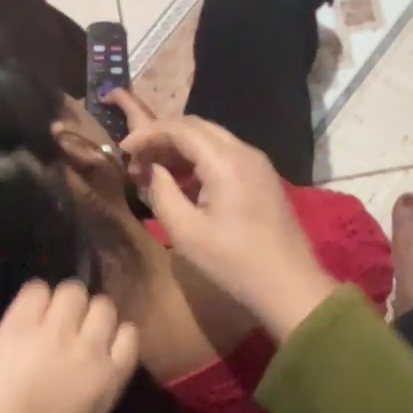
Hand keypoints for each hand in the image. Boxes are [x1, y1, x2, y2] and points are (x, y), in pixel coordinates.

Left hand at [0, 281, 138, 412]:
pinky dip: (33, 298)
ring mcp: (55, 332)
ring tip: (45, 317)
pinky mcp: (19, 324)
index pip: (128, 334)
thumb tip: (94, 364)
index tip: (96, 341)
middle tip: (67, 327)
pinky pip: (35, 289)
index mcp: (111, 379)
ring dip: (62, 301)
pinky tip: (24, 315)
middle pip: (103, 306)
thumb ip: (100, 386)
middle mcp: (90, 348)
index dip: (111, 333)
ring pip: (72, 290)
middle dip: (88, 314)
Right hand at [109, 90, 338, 339]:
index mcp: (226, 161)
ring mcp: (258, 164)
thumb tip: (147, 170)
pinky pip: (226, 156)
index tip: (123, 150)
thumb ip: (161, 193)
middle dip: (163, 137)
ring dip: (181, 149)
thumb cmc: (234, 262)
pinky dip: (200, 161)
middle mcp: (245, 152)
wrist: (289, 285)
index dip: (148, 134)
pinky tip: (183, 184)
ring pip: (212, 140)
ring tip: (154, 172)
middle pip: (197, 127)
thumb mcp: (186, 232)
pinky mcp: (263, 178)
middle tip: (137, 160)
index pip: (180, 128)